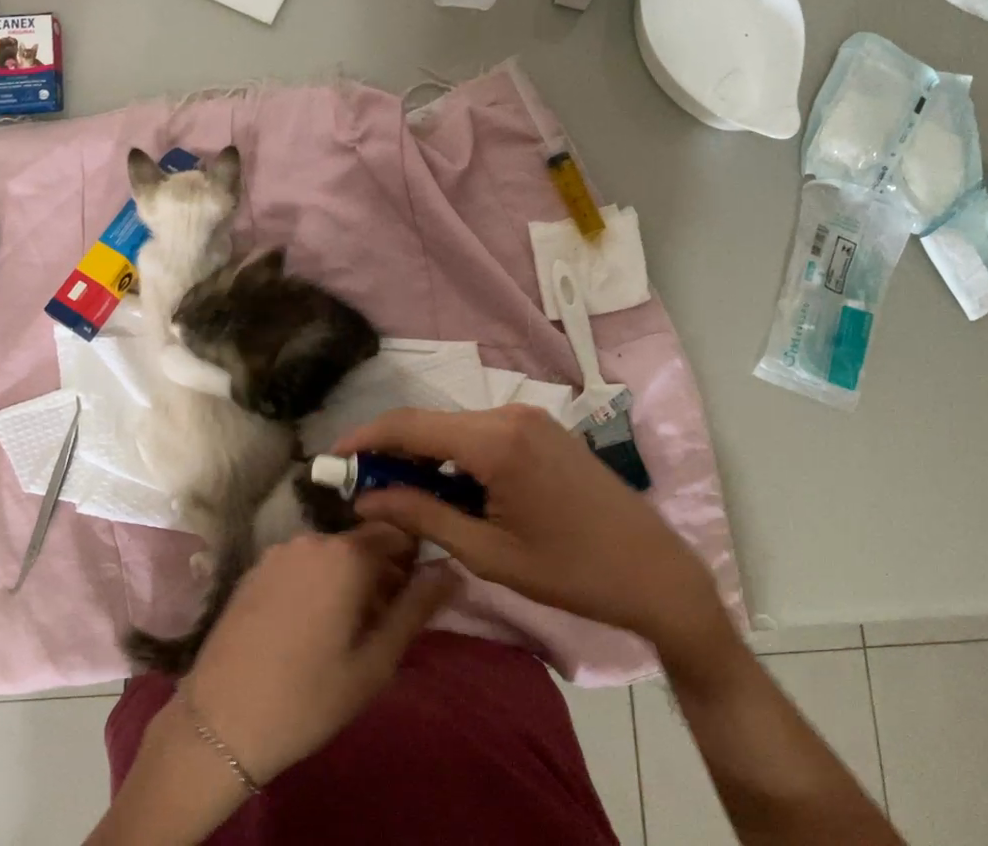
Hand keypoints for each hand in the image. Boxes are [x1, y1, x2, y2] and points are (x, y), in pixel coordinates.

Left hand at [183, 524, 460, 784]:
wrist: (221, 722)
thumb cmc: (310, 696)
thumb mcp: (377, 660)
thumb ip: (416, 609)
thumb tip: (449, 570)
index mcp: (346, 554)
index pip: (396, 535)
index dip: (413, 562)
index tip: (416, 599)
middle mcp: (310, 540)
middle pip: (360, 544)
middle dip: (380, 574)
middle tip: (384, 625)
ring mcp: (275, 554)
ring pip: (328, 556)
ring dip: (346, 580)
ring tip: (347, 632)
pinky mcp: (251, 573)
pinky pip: (298, 567)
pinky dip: (314, 585)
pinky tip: (309, 630)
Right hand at [336, 406, 730, 646]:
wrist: (655, 572)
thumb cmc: (571, 573)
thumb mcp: (488, 553)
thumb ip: (422, 517)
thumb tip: (366, 497)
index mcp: (496, 442)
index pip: (410, 425)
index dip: (365, 440)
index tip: (332, 461)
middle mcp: (510, 415)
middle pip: (430, 423)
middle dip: (392, 452)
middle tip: (364, 490)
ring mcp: (531, 419)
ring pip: (455, 429)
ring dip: (424, 457)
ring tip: (403, 498)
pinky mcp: (544, 431)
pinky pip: (483, 434)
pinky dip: (456, 458)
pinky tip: (450, 492)